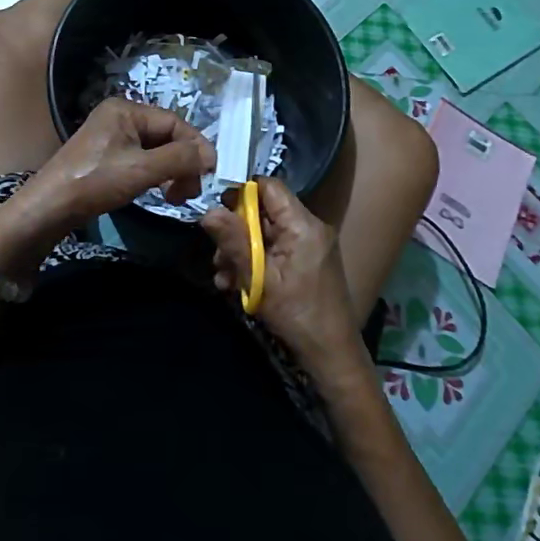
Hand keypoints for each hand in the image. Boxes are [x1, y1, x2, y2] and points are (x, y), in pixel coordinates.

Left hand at [29, 97, 215, 220]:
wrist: (48, 209)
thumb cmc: (95, 182)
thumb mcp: (142, 169)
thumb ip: (180, 159)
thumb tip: (210, 155)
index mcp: (127, 110)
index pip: (175, 123)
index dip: (196, 147)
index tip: (210, 173)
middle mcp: (120, 116)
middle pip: (167, 136)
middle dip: (183, 163)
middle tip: (190, 191)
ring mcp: (112, 136)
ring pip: (157, 150)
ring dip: (172, 172)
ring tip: (175, 196)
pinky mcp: (107, 156)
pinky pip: (143, 160)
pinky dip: (156, 175)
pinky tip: (158, 192)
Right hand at [202, 179, 357, 363]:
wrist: (331, 354)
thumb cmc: (296, 314)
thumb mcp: (259, 278)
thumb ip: (234, 242)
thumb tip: (208, 211)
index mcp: (302, 224)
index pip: (269, 186)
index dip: (241, 192)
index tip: (217, 211)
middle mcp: (310, 226)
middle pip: (265, 212)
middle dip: (236, 232)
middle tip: (217, 257)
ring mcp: (310, 245)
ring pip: (267, 234)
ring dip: (242, 252)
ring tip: (224, 278)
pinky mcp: (308, 261)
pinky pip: (277, 250)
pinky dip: (257, 263)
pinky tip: (237, 285)